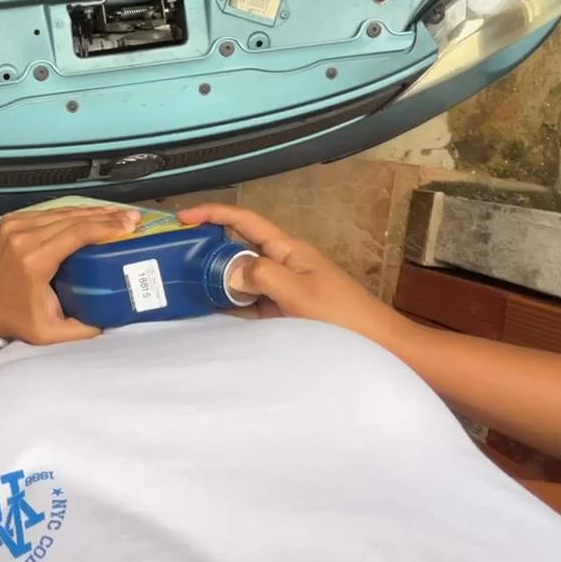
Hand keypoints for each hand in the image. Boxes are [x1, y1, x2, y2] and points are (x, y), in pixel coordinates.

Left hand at [0, 206, 140, 344]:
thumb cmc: (15, 320)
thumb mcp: (50, 332)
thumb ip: (83, 330)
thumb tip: (114, 320)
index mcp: (35, 261)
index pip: (77, 234)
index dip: (106, 227)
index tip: (129, 225)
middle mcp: (24, 237)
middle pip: (73, 218)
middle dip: (106, 216)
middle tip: (132, 217)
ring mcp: (15, 225)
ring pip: (61, 211)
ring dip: (91, 211)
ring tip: (117, 213)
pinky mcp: (10, 221)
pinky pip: (47, 212)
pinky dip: (71, 212)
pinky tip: (90, 213)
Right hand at [177, 203, 415, 348]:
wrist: (384, 349)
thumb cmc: (343, 317)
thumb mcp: (299, 292)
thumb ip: (261, 275)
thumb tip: (228, 272)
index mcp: (288, 249)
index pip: (243, 220)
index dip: (212, 213)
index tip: (181, 217)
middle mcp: (284, 263)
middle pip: (238, 246)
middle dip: (208, 247)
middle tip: (176, 257)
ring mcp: (285, 288)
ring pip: (242, 276)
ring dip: (217, 278)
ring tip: (185, 285)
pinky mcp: (285, 311)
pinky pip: (249, 302)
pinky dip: (230, 303)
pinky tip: (211, 312)